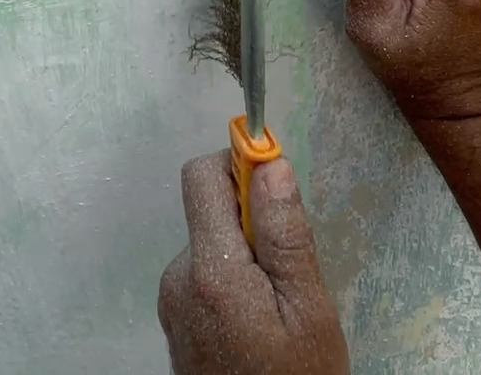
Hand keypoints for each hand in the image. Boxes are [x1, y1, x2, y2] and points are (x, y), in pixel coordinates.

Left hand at [158, 152, 347, 373]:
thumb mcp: (307, 311)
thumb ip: (286, 234)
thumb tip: (271, 163)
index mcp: (209, 268)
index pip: (201, 176)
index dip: (237, 161)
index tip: (273, 178)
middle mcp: (178, 275)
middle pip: (210, 208)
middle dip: (251, 216)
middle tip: (289, 263)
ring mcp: (172, 298)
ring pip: (213, 241)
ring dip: (246, 251)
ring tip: (278, 303)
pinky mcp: (176, 317)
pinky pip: (206, 270)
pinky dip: (234, 276)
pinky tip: (259, 319)